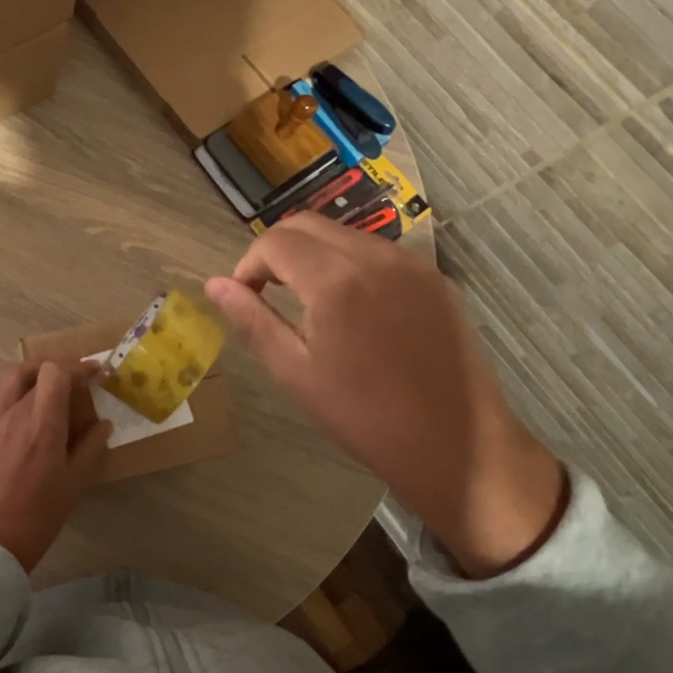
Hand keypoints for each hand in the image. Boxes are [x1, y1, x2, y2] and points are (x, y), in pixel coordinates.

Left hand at [0, 361, 111, 570]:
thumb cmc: (36, 517)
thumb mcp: (73, 485)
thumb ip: (91, 448)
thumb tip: (103, 424)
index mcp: (42, 425)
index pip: (57, 372)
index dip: (77, 368)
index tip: (93, 373)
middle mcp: (12, 412)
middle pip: (34, 369)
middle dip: (56, 370)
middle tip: (70, 383)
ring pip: (8, 375)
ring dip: (29, 374)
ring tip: (41, 388)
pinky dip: (5, 387)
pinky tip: (14, 403)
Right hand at [205, 214, 564, 578]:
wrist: (459, 447)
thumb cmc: (366, 417)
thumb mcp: (296, 372)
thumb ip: (253, 320)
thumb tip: (214, 285)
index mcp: (335, 280)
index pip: (274, 242)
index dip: (249, 264)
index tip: (244, 297)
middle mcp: (373, 256)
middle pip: (307, 224)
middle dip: (276, 250)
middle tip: (267, 292)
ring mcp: (410, 263)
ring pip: (343, 235)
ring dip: (314, 254)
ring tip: (309, 302)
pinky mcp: (434, 278)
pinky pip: (378, 253)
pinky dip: (350, 264)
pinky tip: (354, 309)